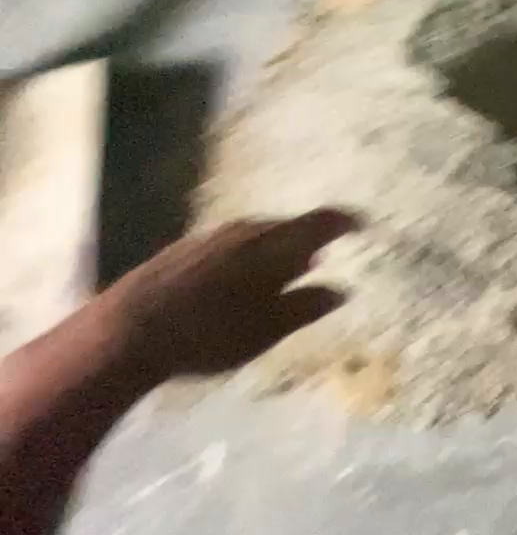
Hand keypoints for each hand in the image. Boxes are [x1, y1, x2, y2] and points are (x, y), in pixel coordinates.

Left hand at [87, 209, 360, 383]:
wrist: (113, 340)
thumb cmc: (210, 333)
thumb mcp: (269, 329)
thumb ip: (308, 306)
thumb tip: (340, 291)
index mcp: (279, 242)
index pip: (325, 220)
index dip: (347, 222)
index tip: (360, 228)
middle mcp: (247, 230)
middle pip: (288, 226)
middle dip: (305, 242)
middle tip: (315, 262)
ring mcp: (207, 238)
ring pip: (253, 236)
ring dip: (269, 251)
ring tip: (270, 275)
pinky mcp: (174, 253)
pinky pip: (223, 247)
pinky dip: (237, 258)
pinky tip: (227, 285)